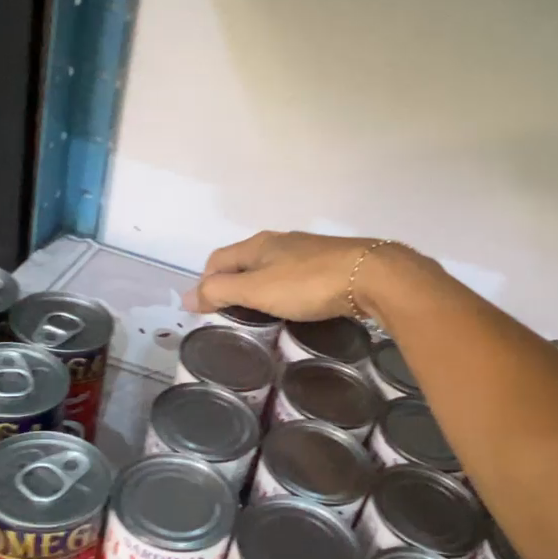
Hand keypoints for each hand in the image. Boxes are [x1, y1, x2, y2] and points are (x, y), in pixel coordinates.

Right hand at [184, 231, 423, 322]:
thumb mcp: (257, 291)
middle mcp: (280, 242)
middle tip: (231, 316)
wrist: (371, 276)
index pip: (218, 260)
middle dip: (233, 284)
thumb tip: (186, 297)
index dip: (206, 282)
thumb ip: (221, 293)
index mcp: (257, 245)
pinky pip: (296, 276)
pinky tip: (295, 307)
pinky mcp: (331, 264)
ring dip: (260, 287)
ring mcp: (308, 251)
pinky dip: (286, 290)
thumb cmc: (308, 284)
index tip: (206, 311)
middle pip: (244, 261)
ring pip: (272, 268)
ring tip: (261, 314)